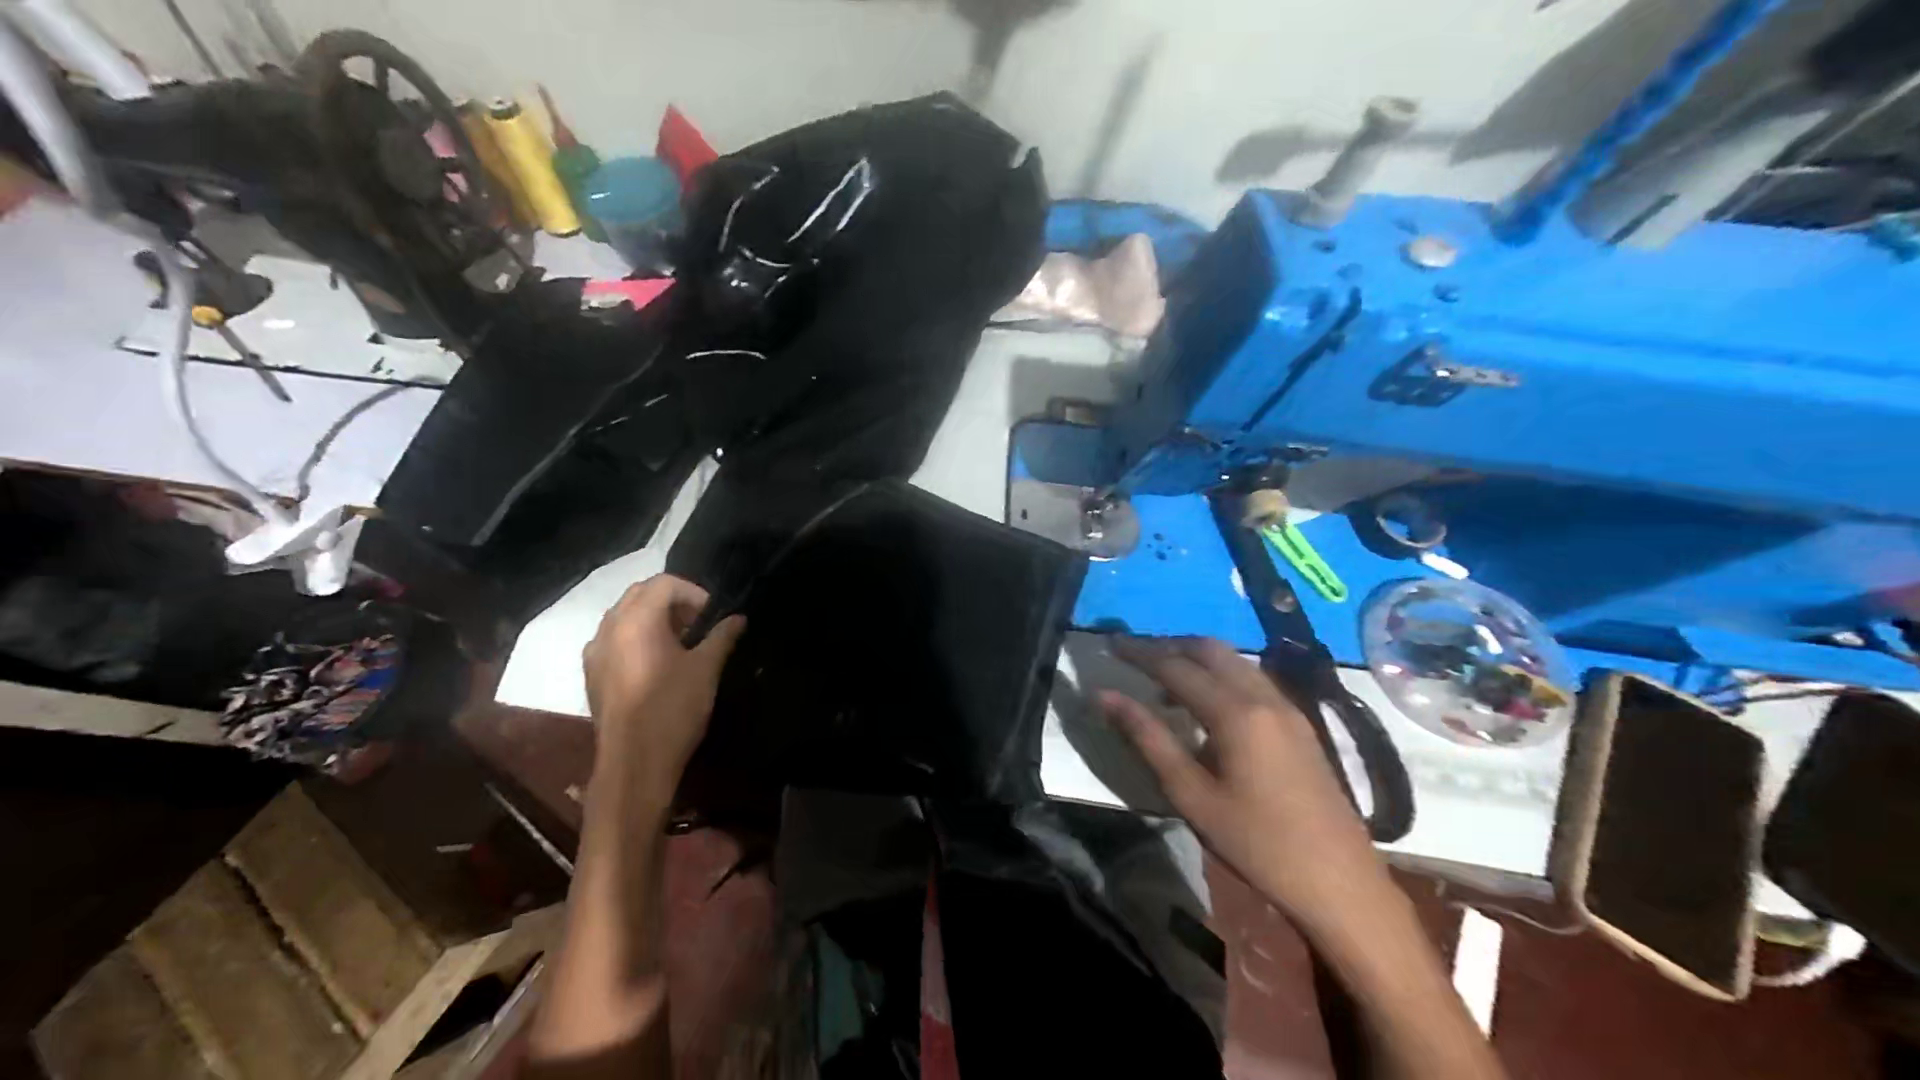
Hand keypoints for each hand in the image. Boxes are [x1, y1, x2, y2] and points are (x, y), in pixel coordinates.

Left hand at [582, 575, 745, 797]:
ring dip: (653, 618)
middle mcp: (609, 628)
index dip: (694, 593)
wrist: (634, 762)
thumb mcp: (706, 669)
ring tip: (680, 643)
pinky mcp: (592, 674)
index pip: (664, 583)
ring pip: (624, 616)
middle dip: (672, 601)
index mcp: (636, 620)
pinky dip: (636, 637)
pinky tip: (657, 663)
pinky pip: (614, 639)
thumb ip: (722, 636)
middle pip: (640, 594)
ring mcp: (595, 652)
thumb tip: (738, 618)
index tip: (713, 616)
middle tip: (698, 624)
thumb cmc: (672, 709)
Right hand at [1101, 636, 1385, 921]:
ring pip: (1235, 661)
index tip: (1111, 643)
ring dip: (1197, 659)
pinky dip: (1222, 675)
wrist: (1340, 882)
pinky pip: (1253, 679)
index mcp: (1235, 712)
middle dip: (1170, 645)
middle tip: (1136, 657)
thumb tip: (1105, 696)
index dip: (1140, 652)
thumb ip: (1147, 738)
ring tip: (1165, 682)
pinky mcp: (1300, 724)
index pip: (1176, 666)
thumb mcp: (1191, 795)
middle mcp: (1264, 697)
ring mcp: (1288, 708)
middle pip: (1211, 649)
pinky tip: (1208, 706)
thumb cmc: (1256, 842)